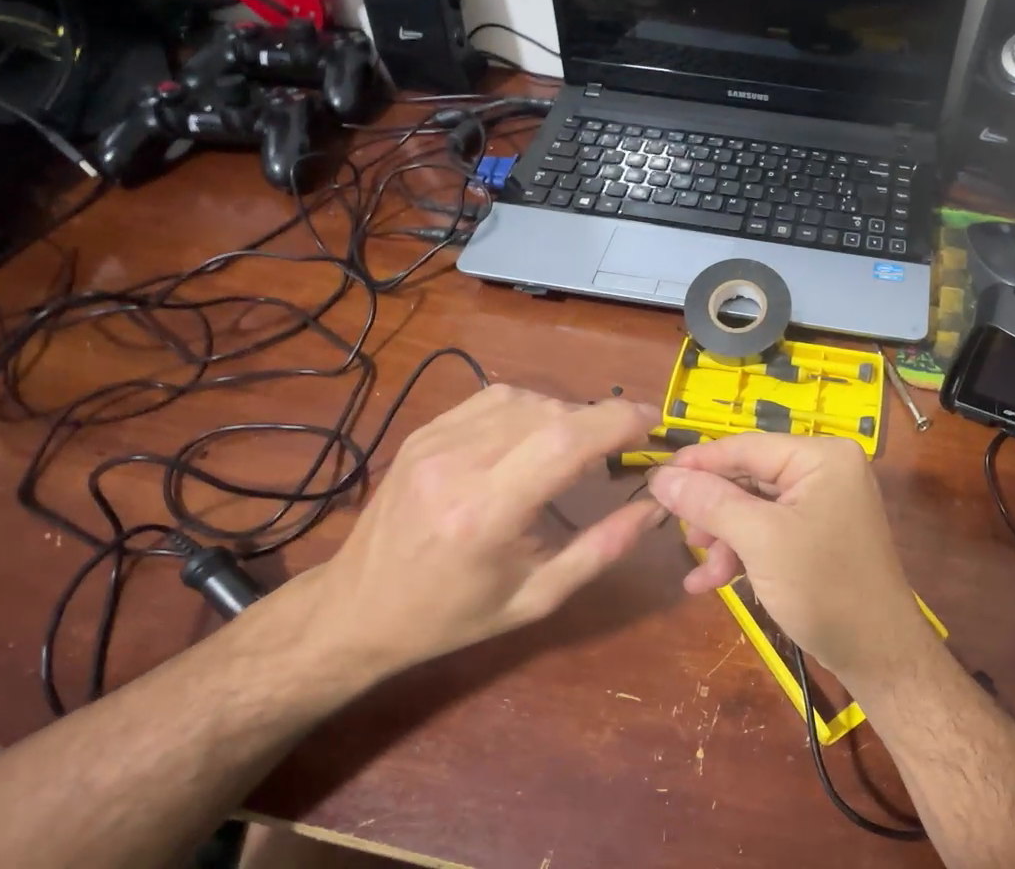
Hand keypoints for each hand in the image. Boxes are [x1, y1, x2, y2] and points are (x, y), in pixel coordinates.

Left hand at [304, 385, 662, 678]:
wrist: (357, 609)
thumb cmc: (452, 616)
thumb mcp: (537, 598)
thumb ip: (602, 549)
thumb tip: (657, 506)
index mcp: (485, 514)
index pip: (564, 442)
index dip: (617, 421)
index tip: (653, 424)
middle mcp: (457, 465)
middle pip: (550, 412)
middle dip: (599, 420)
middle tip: (623, 445)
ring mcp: (434, 441)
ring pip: (525, 398)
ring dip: (567, 414)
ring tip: (581, 445)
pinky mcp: (424, 431)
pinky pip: (494, 398)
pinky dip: (531, 408)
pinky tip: (538, 435)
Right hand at [647, 435, 932, 682]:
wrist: (877, 654)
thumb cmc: (823, 587)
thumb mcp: (760, 540)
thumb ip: (709, 503)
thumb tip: (660, 476)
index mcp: (822, 456)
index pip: (746, 446)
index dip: (698, 462)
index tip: (654, 478)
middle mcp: (825, 470)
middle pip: (749, 476)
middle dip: (712, 508)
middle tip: (678, 531)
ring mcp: (824, 503)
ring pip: (754, 507)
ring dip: (723, 536)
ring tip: (701, 566)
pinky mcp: (818, 534)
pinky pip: (769, 530)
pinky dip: (742, 551)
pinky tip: (711, 581)